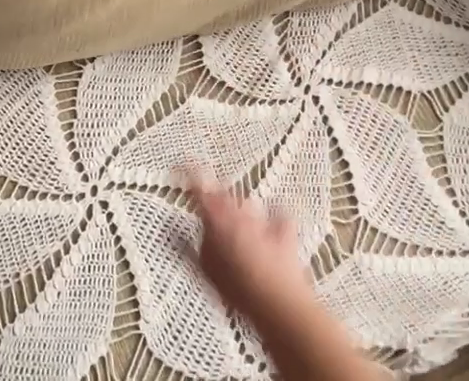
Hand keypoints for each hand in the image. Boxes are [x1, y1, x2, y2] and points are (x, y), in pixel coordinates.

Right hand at [182, 170, 315, 324]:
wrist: (279, 303)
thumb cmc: (239, 288)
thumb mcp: (208, 268)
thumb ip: (201, 242)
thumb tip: (193, 229)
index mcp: (218, 219)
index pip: (200, 188)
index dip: (191, 173)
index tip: (182, 164)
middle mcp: (241, 214)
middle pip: (226, 195)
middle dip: (217, 195)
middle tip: (210, 202)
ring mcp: (265, 222)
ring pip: (250, 205)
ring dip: (243, 210)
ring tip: (239, 223)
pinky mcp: (286, 234)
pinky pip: (280, 217)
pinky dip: (275, 219)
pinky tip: (274, 226)